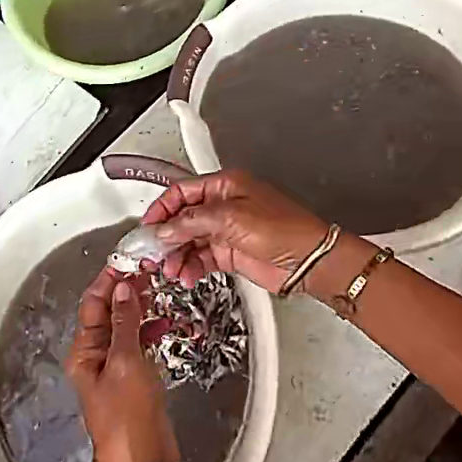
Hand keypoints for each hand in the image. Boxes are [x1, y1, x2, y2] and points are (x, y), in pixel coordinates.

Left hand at [65, 269, 180, 461]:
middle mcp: (95, 356)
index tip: (125, 260)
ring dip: (139, 307)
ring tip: (156, 289)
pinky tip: (164, 322)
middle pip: (107, 313)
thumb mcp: (127, 363)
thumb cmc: (129, 420)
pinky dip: (150, 330)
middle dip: (125, 290)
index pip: (93, 304)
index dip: (108, 281)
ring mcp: (114, 368)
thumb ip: (125, 323)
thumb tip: (123, 288)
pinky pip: (138, 345)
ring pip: (124, 326)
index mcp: (84, 351)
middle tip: (145, 268)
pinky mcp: (133, 380)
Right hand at [140, 169, 333, 293]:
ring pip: (188, 241)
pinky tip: (186, 275)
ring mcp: (226, 230)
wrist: (314, 262)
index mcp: (223, 186)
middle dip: (165, 236)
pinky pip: (201, 258)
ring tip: (171, 269)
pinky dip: (191, 267)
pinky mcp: (231, 253)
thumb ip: (191, 222)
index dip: (161, 209)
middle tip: (153, 252)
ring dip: (176, 255)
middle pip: (181, 218)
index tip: (147, 226)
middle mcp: (223, 206)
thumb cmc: (286, 230)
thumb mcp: (231, 219)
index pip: (180, 193)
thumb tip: (163, 229)